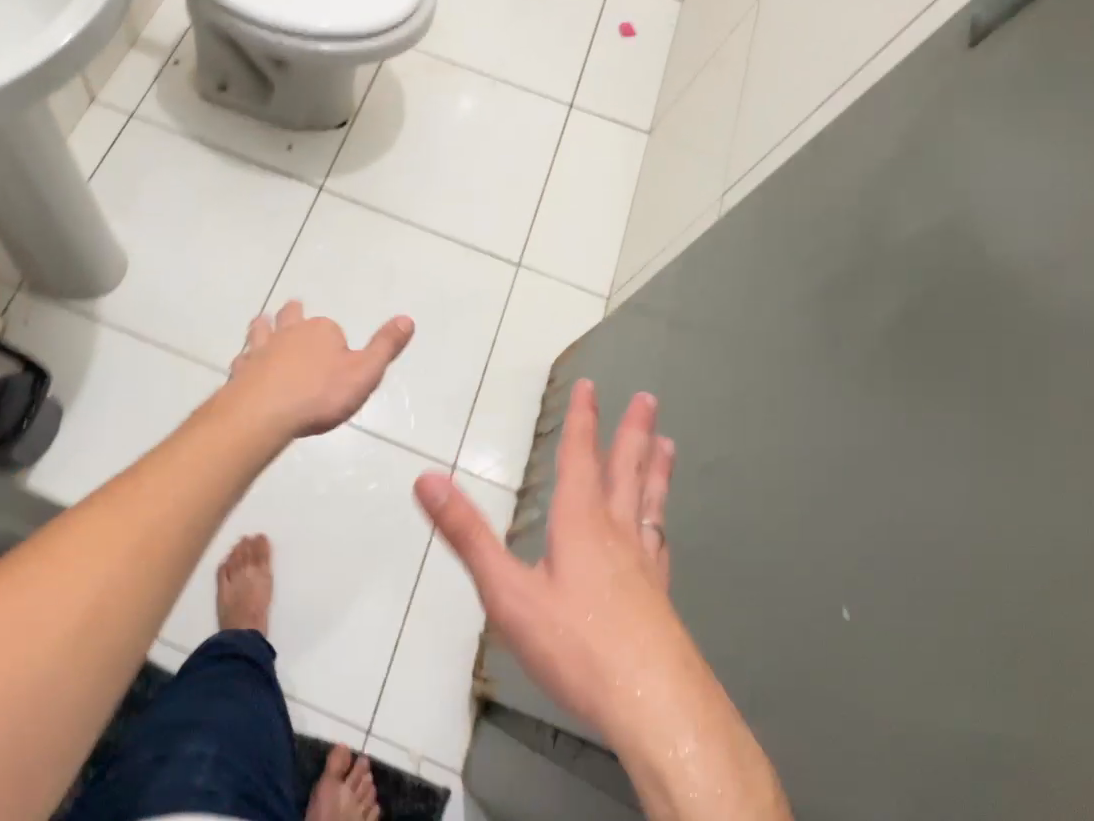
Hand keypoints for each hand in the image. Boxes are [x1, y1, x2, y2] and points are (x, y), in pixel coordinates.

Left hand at [227, 301, 414, 439]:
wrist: (267, 412)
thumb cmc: (321, 394)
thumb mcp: (365, 372)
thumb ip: (385, 347)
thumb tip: (407, 319)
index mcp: (321, 332)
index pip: (331, 329)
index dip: (334, 341)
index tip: (337, 359)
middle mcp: (289, 333)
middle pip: (291, 317)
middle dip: (293, 315)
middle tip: (293, 309)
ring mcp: (261, 350)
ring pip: (261, 330)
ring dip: (264, 327)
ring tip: (263, 323)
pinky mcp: (242, 370)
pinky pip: (243, 360)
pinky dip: (245, 361)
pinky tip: (244, 365)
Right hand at [414, 380, 677, 742]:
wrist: (656, 708)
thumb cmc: (576, 647)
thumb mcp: (507, 593)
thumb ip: (467, 535)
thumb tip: (426, 478)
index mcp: (580, 525)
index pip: (580, 460)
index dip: (582, 421)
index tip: (590, 386)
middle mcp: (617, 536)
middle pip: (626, 472)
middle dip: (632, 432)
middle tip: (648, 398)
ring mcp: (644, 567)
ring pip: (649, 503)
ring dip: (654, 469)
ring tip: (667, 442)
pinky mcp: (659, 598)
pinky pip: (659, 543)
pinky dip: (659, 523)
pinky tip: (660, 531)